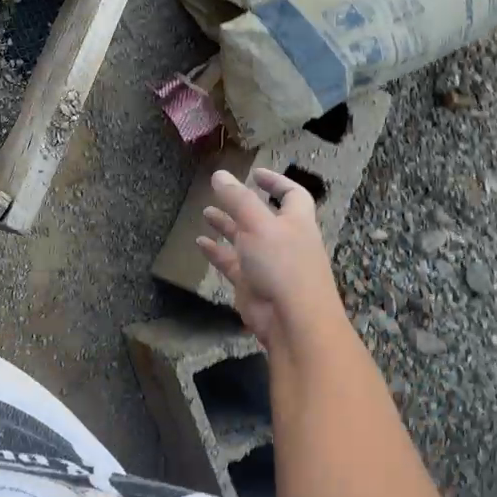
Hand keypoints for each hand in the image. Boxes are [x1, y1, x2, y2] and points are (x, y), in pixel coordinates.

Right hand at [196, 167, 346, 349]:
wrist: (293, 322)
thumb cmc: (283, 266)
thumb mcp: (258, 224)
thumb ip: (238, 199)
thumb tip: (220, 174)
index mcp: (296, 224)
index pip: (293, 196)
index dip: (277, 182)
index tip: (255, 173)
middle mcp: (283, 241)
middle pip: (263, 216)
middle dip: (242, 203)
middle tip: (220, 191)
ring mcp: (267, 263)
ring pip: (244, 238)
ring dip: (226, 224)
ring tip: (205, 212)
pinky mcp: (251, 283)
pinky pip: (231, 262)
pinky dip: (216, 251)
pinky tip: (200, 242)